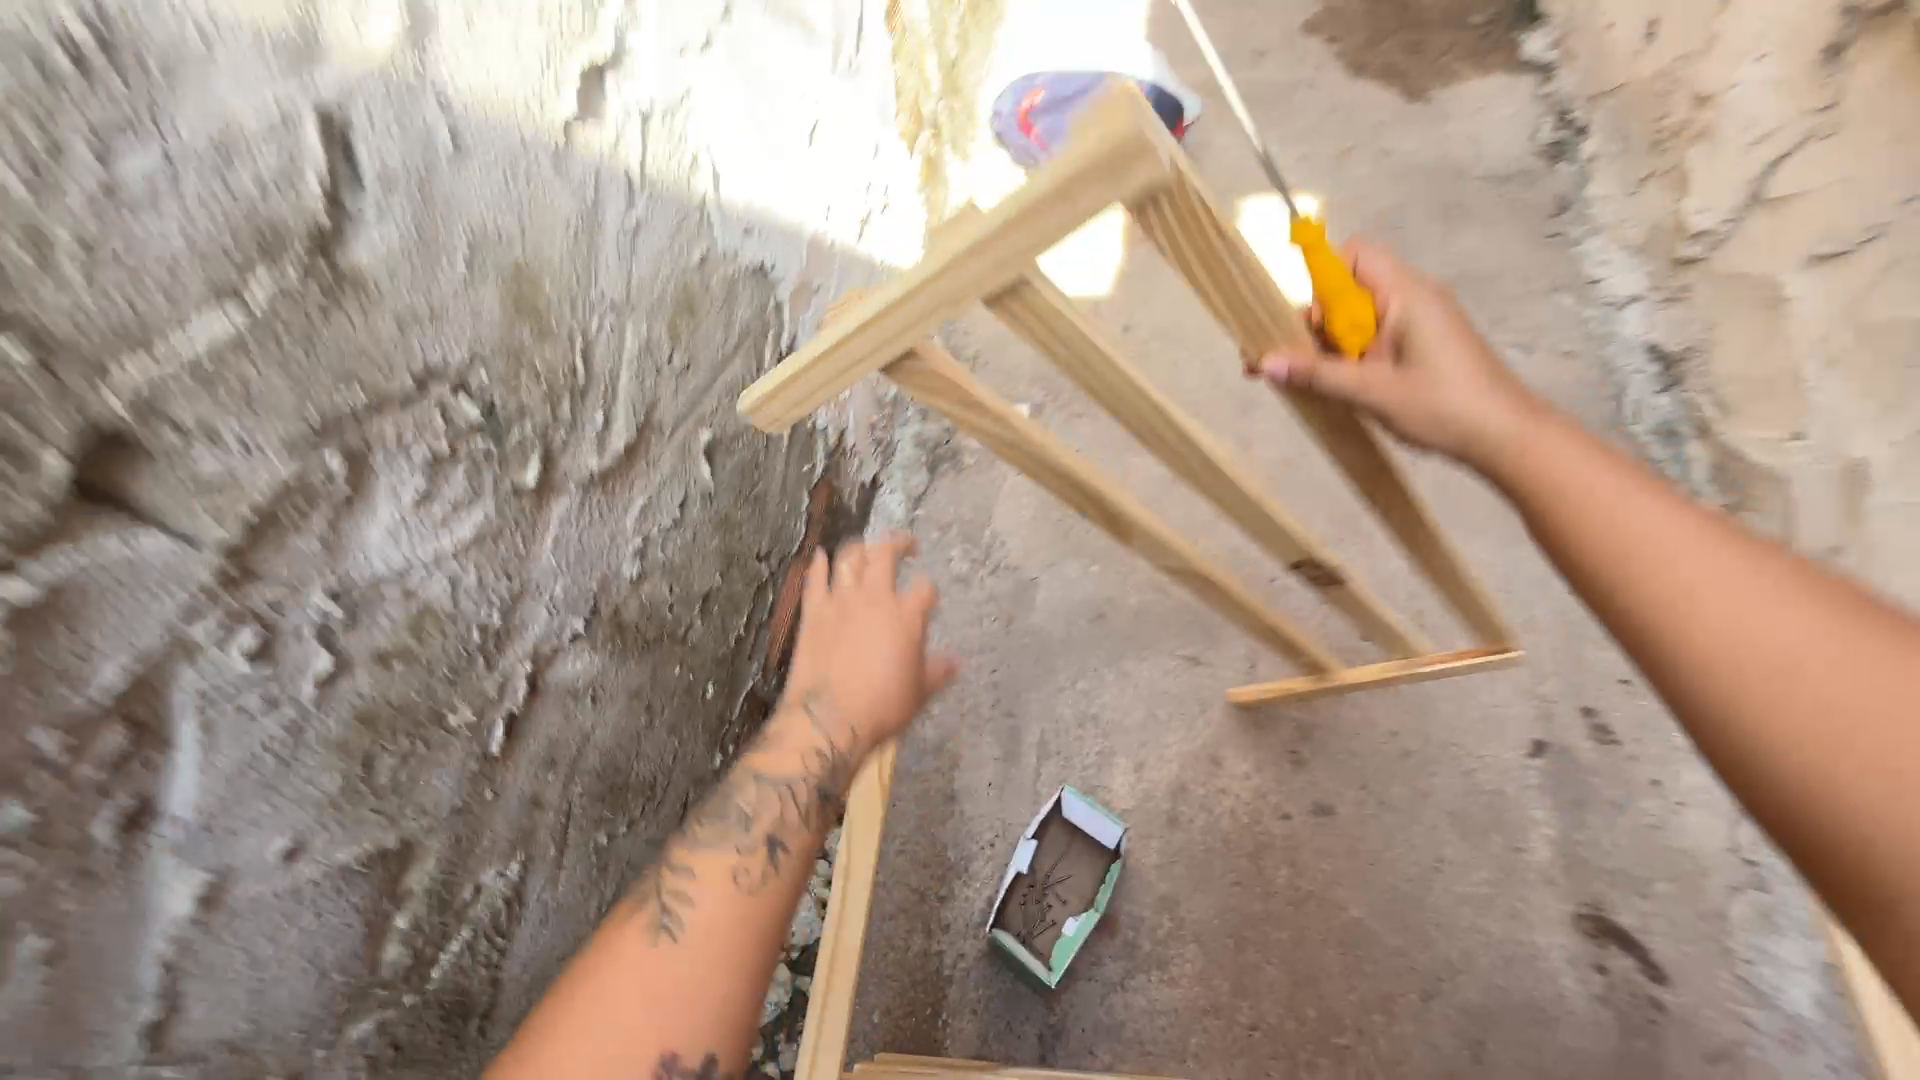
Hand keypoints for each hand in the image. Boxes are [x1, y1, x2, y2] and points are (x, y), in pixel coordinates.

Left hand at [776, 534, 957, 757]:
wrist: (829, 718)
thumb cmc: (882, 707)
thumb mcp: (919, 692)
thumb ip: (937, 671)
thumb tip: (954, 662)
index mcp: (907, 615)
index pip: (925, 588)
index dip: (929, 591)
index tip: (929, 597)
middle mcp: (875, 598)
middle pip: (886, 554)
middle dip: (899, 543)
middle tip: (907, 544)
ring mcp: (840, 601)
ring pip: (849, 558)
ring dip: (860, 547)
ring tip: (867, 547)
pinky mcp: (813, 612)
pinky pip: (815, 580)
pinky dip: (818, 565)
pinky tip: (820, 556)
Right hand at [1260, 239, 1545, 470]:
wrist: (1505, 436)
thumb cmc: (1443, 406)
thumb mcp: (1372, 391)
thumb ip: (1316, 374)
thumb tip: (1262, 363)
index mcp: (1406, 294)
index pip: (1355, 254)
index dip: (1320, 275)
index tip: (1301, 318)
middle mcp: (1412, 298)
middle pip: (1347, 290)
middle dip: (1312, 321)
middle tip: (1286, 359)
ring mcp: (1418, 323)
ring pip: (1356, 318)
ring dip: (1326, 345)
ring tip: (1298, 379)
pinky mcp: (1420, 346)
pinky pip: (1372, 338)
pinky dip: (1346, 357)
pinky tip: (1331, 386)